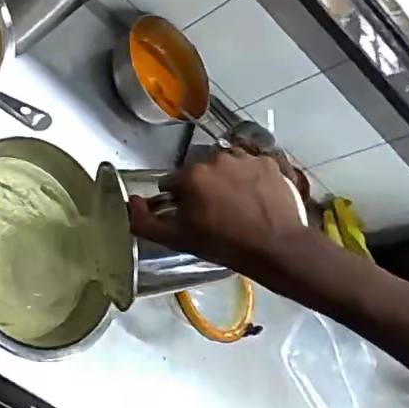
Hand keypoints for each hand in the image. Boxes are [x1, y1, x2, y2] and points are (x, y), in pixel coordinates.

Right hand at [127, 149, 314, 282]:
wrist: (276, 248)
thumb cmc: (223, 243)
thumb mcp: (176, 239)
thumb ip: (144, 221)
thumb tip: (132, 201)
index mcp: (190, 176)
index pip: (173, 183)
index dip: (179, 200)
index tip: (192, 216)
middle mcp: (215, 160)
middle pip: (199, 172)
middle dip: (203, 187)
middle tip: (216, 211)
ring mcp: (245, 159)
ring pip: (225, 166)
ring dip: (226, 179)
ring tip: (237, 203)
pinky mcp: (269, 163)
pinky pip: (251, 166)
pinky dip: (251, 178)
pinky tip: (255, 197)